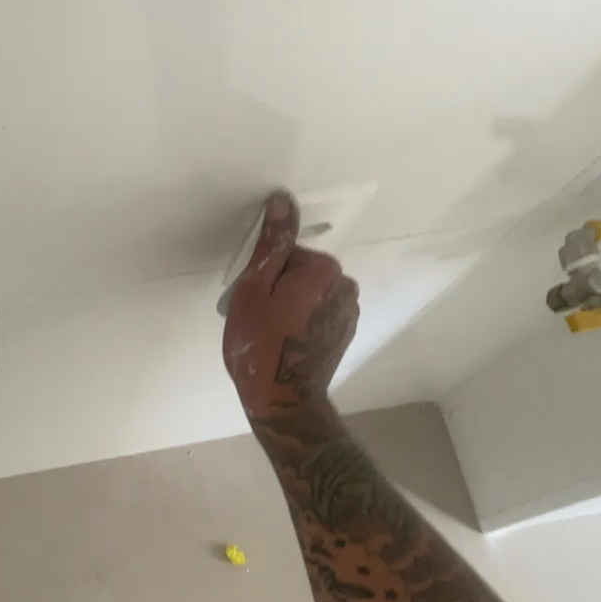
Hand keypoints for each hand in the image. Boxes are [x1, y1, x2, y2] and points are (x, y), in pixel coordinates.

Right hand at [222, 189, 360, 418]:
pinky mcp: (345, 334)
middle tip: (257, 322)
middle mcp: (344, 284)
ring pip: (310, 297)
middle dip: (279, 292)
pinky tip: (286, 345)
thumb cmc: (260, 346)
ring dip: (291, 309)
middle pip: (301, 275)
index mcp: (323, 268)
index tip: (251, 303)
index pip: (286, 255)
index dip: (263, 278)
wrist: (283, 400)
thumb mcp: (253, 292)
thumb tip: (282, 200)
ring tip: (271, 337)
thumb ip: (271, 245)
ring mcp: (349, 312)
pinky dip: (303, 325)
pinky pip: (319, 317)